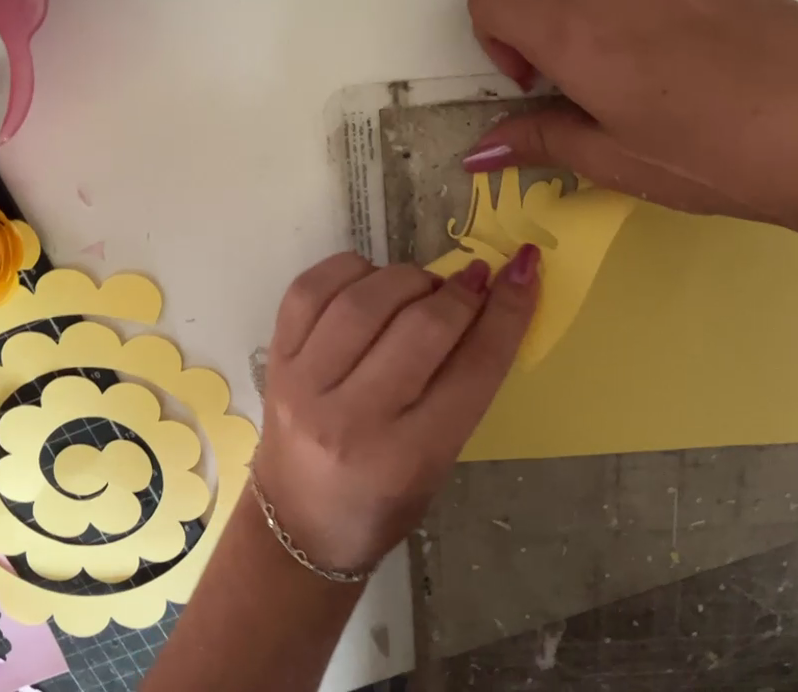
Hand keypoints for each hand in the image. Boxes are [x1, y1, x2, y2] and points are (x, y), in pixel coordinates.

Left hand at [252, 249, 538, 573]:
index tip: (523, 271)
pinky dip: (349, 270)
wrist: (296, 527)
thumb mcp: (438, 460)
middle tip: (472, 283)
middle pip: (421, 329)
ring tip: (422, 286)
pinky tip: (370, 279)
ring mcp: (304, 385)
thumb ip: (462, 385)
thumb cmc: (382, 503)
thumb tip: (484, 299)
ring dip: (407, 278)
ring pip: (364, 300)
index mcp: (407, 458)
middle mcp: (352, 420)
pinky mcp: (274, 360)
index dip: (506, 312)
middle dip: (459, 293)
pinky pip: (310, 290)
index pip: (473, 369)